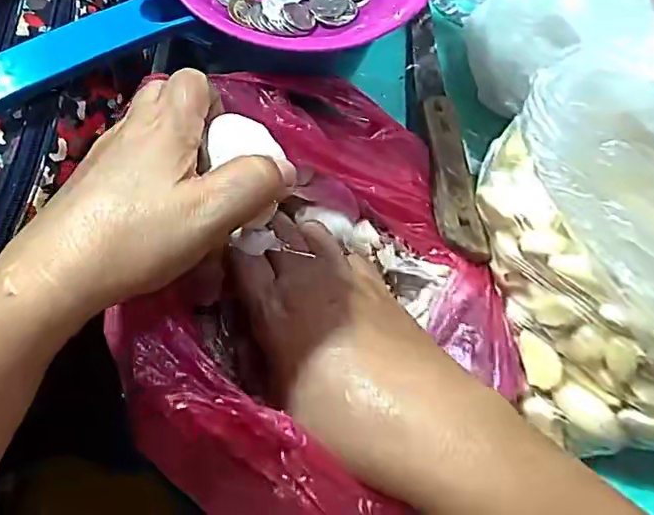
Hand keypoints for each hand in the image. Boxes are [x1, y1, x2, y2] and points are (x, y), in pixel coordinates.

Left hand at [0, 70, 293, 328]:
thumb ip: (252, 182)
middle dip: (197, 122)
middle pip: (168, 96)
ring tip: (189, 192)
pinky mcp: (94, 172)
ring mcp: (108, 147)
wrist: (60, 264)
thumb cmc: (138, 234)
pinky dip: (150, 167)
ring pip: (148, 125)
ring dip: (174, 147)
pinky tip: (155, 210)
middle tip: (212, 164)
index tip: (232, 143)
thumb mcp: (209, 214)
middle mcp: (133, 124)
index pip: (192, 78)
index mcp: (164, 123)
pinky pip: (131, 152)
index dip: (218, 101)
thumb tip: (281, 164)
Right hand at [234, 220, 558, 511]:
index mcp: (274, 309)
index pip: (238, 256)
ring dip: (292, 230)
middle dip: (254, 228)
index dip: (224, 248)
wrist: (436, 425)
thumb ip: (260, 364)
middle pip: (271, 232)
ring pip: (307, 229)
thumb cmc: (349, 425)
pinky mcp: (377, 283)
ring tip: (283, 237)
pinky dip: (329, 246)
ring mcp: (344, 275)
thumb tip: (245, 343)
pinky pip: (343, 247)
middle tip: (244, 237)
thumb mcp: (286, 407)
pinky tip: (329, 259)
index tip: (217, 251)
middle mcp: (304, 280)